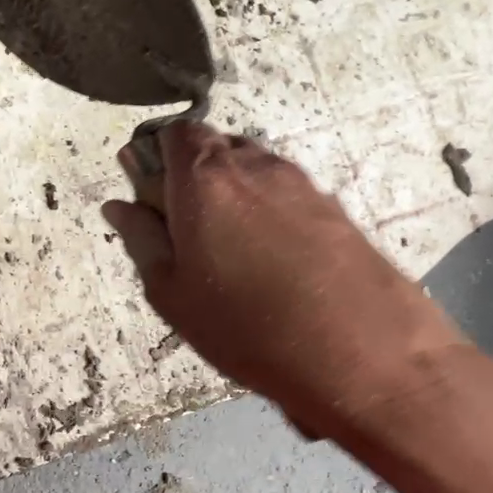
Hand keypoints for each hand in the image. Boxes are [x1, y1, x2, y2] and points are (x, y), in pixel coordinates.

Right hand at [101, 122, 466, 438]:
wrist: (373, 360)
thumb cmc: (249, 326)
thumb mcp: (171, 292)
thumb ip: (140, 239)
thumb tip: (119, 206)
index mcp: (203, 178)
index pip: (172, 133)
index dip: (154, 155)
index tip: (146, 194)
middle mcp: (253, 166)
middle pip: (211, 146)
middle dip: (188, 174)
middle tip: (179, 226)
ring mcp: (301, 185)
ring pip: (249, 169)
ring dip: (227, 191)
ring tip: (223, 246)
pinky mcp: (336, 210)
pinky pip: (282, 192)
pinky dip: (264, 209)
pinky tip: (266, 259)